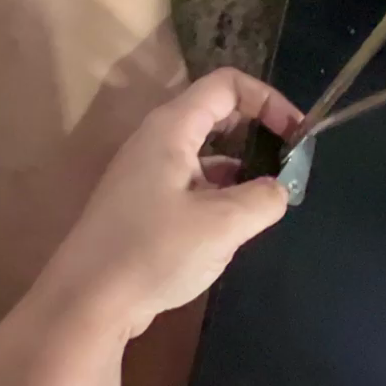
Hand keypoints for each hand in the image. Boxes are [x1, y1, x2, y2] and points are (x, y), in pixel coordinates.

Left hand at [32, 68, 301, 338]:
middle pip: (217, 114)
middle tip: (290, 164)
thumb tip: (279, 189)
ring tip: (271, 201)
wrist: (87, 300)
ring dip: (242, 169)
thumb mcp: (222, 225)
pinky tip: (237, 225)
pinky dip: (220, 194)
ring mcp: (147, 174)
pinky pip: (193, 184)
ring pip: (206, 154)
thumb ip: (263, 199)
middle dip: (259, 132)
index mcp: (172, 129)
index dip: (269, 100)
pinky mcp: (144, 206)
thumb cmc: (153, 251)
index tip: (298, 135)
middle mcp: (157, 141)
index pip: (227, 85)